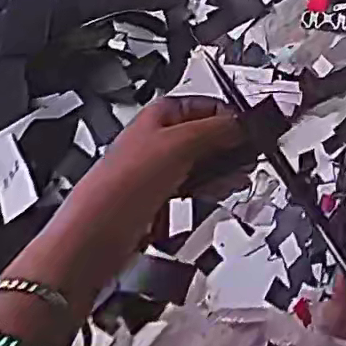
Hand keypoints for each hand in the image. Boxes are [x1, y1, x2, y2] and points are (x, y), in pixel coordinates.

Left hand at [84, 96, 243, 215]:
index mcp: (161, 113)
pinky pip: (192, 190)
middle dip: (229, 149)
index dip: (232, 119)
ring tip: (234, 179)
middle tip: (247, 159)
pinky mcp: (158, 199)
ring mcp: (158, 170)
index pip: (209, 105)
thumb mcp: (180, 144)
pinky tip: (214, 196)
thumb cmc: (120, 187)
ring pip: (202, 165)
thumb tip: (243, 125)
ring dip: (221, 172)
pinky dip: (206, 192)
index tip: (251, 133)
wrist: (93, 240)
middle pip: (207, 136)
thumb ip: (218, 129)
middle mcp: (158, 138)